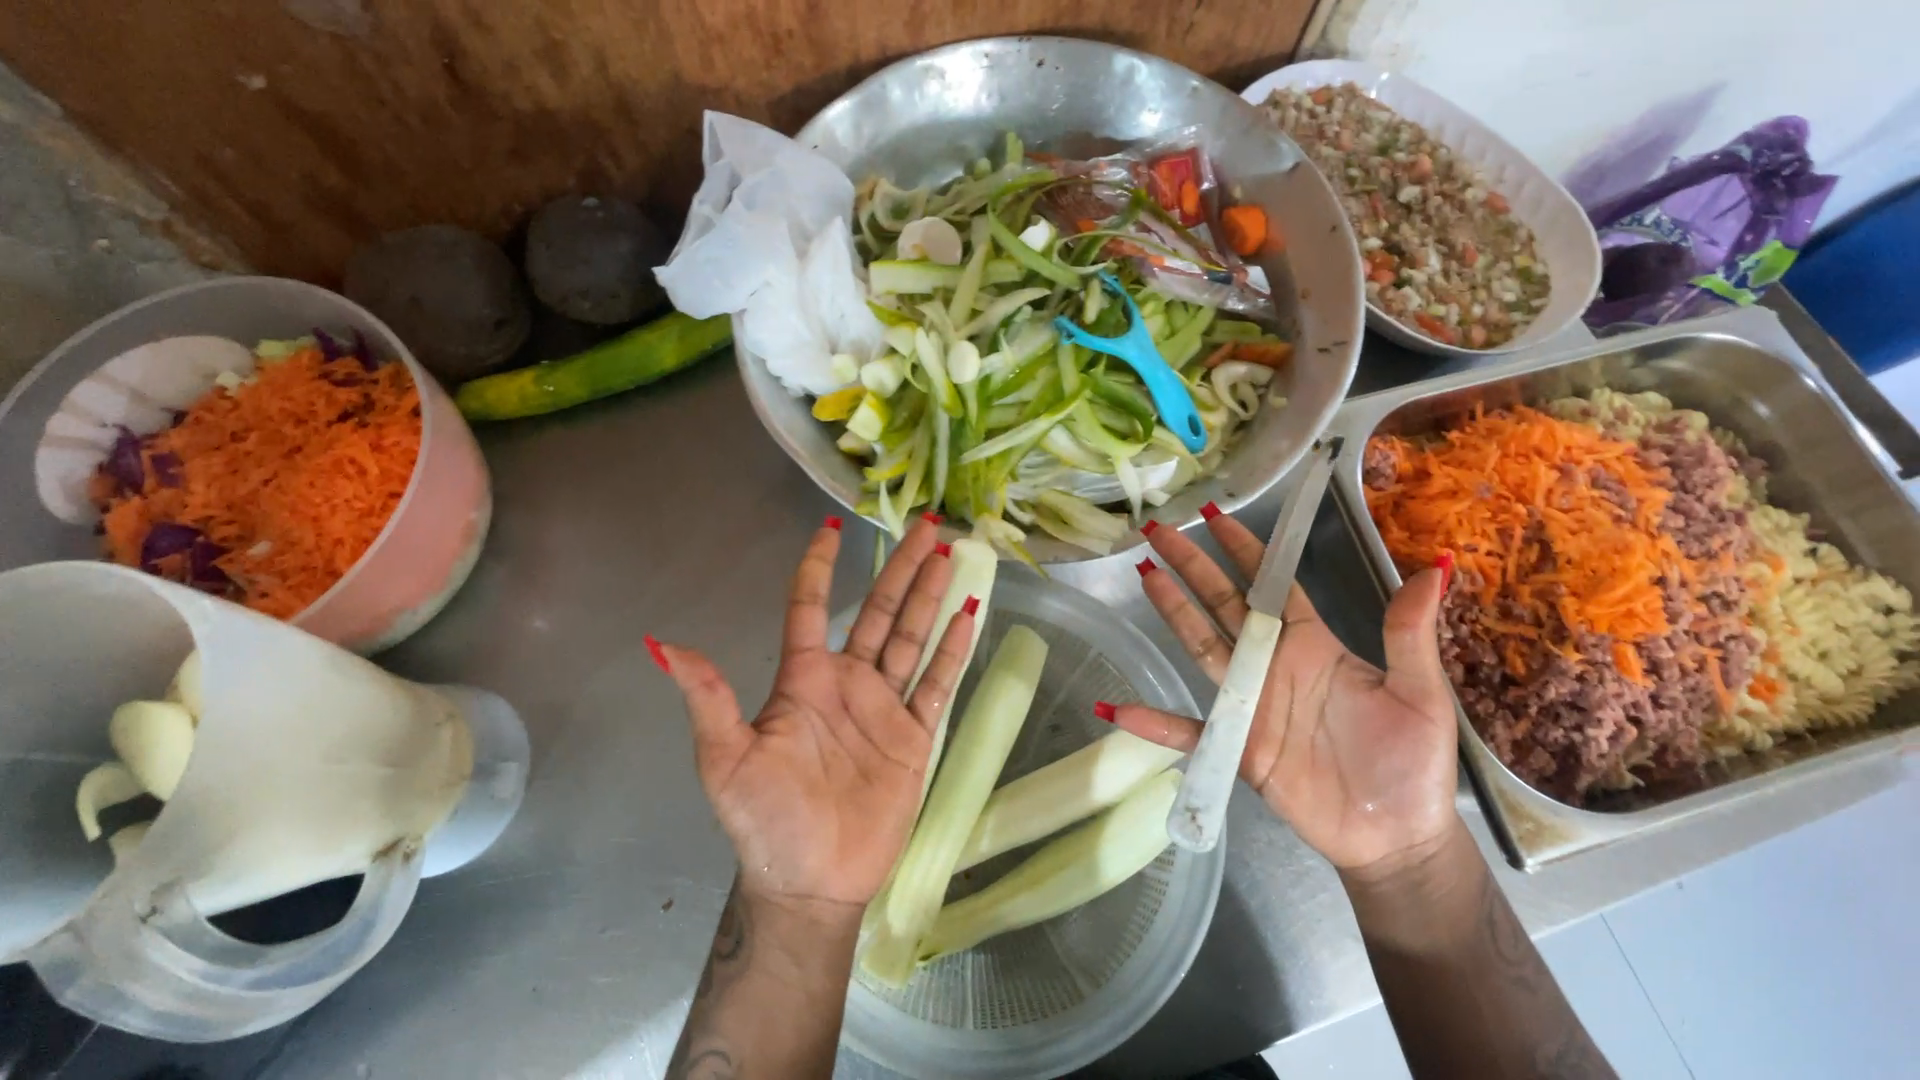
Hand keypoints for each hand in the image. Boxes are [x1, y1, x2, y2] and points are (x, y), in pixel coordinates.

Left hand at [651, 517, 974, 912]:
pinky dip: (952, 650)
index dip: (820, 567)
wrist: (811, 880)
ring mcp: (884, 707)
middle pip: (877, 612)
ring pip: (911, 638)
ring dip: (930, 597)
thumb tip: (663, 645)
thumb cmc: (765, 820)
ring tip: (950, 555)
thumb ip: (708, 699)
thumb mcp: (726, 759)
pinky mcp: (913, 736)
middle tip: (926, 525)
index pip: (810, 608)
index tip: (834, 526)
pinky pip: (937, 684)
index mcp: (803, 680)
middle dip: (900, 568)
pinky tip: (968, 616)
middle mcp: (846, 682)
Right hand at [1114, 510, 1458, 875]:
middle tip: (1158, 532)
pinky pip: (1187, 732)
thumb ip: (1409, 633)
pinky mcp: (1237, 749)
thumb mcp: (1420, 694)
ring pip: (1202, 648)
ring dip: (1173, 613)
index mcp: (1313, 645)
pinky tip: (1116, 709)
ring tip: (1144, 577)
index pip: (1270, 585)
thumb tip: (1432, 567)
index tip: (1214, 516)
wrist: (1397, 837)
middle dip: (1192, 566)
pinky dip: (1152, 723)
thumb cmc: (1413, 764)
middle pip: (1223, 605)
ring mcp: (1250, 705)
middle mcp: (1273, 665)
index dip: (1243, 549)